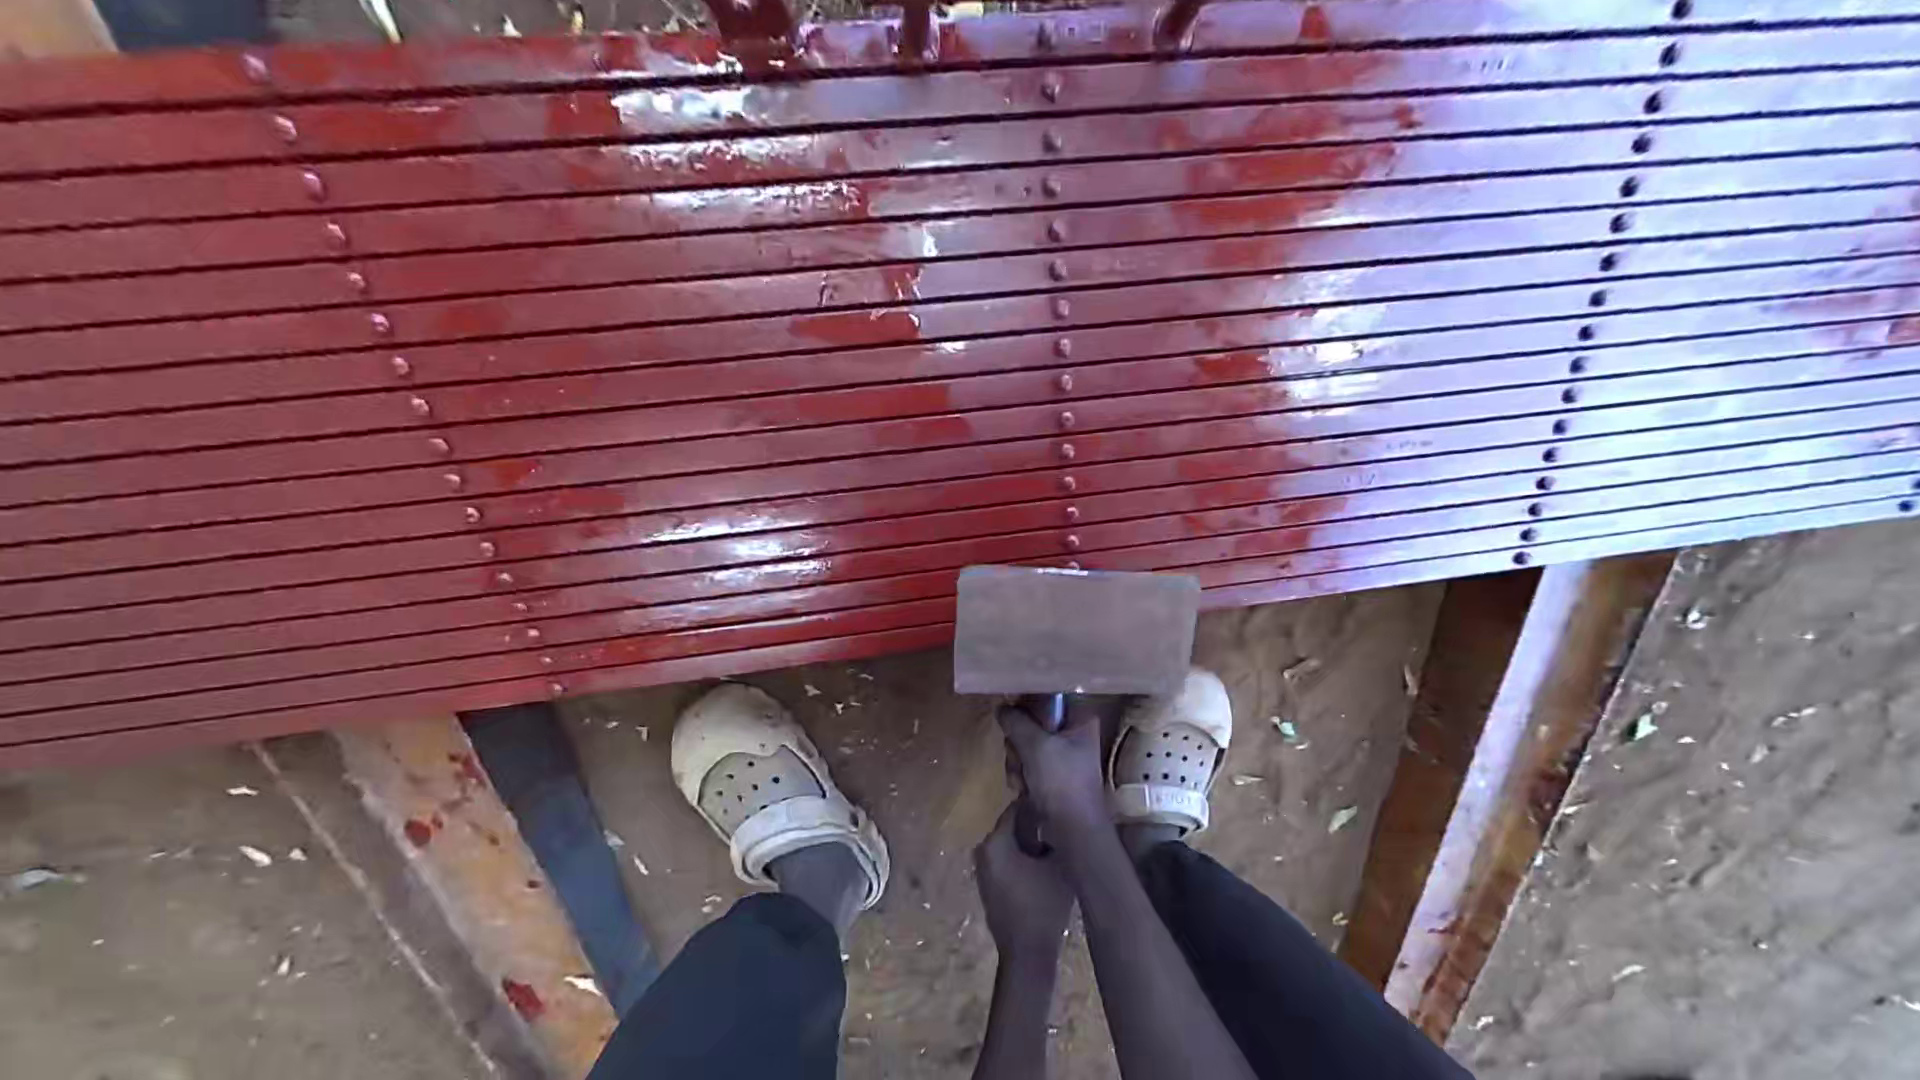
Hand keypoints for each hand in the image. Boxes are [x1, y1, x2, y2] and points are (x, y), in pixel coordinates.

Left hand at [973, 803, 1074, 965]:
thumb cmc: (1044, 906)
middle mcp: (982, 851)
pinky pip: (1005, 861)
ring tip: (1053, 848)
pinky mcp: (987, 886)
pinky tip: (1041, 868)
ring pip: (1009, 845)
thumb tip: (1062, 815)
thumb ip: (1057, 835)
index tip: (1056, 807)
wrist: (1027, 955)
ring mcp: (982, 870)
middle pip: (1011, 827)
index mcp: (995, 842)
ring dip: (1028, 844)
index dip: (1036, 807)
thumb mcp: (1058, 864)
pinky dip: (1020, 860)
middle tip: (1057, 830)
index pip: (1015, 810)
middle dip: (1033, 826)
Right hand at [998, 703, 1109, 848]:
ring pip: (1024, 743)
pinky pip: (1025, 763)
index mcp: (1080, 719)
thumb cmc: (1062, 782)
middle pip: (1032, 720)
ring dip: (1016, 760)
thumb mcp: (1036, 746)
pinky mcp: (1049, 775)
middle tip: (1020, 753)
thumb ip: (1017, 721)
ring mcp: (1060, 756)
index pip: (1052, 694)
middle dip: (1019, 740)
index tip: (1012, 703)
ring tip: (1023, 778)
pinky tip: (1023, 788)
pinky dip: (1020, 775)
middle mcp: (1071, 733)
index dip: (1030, 698)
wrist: (1072, 832)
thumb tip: (1002, 707)